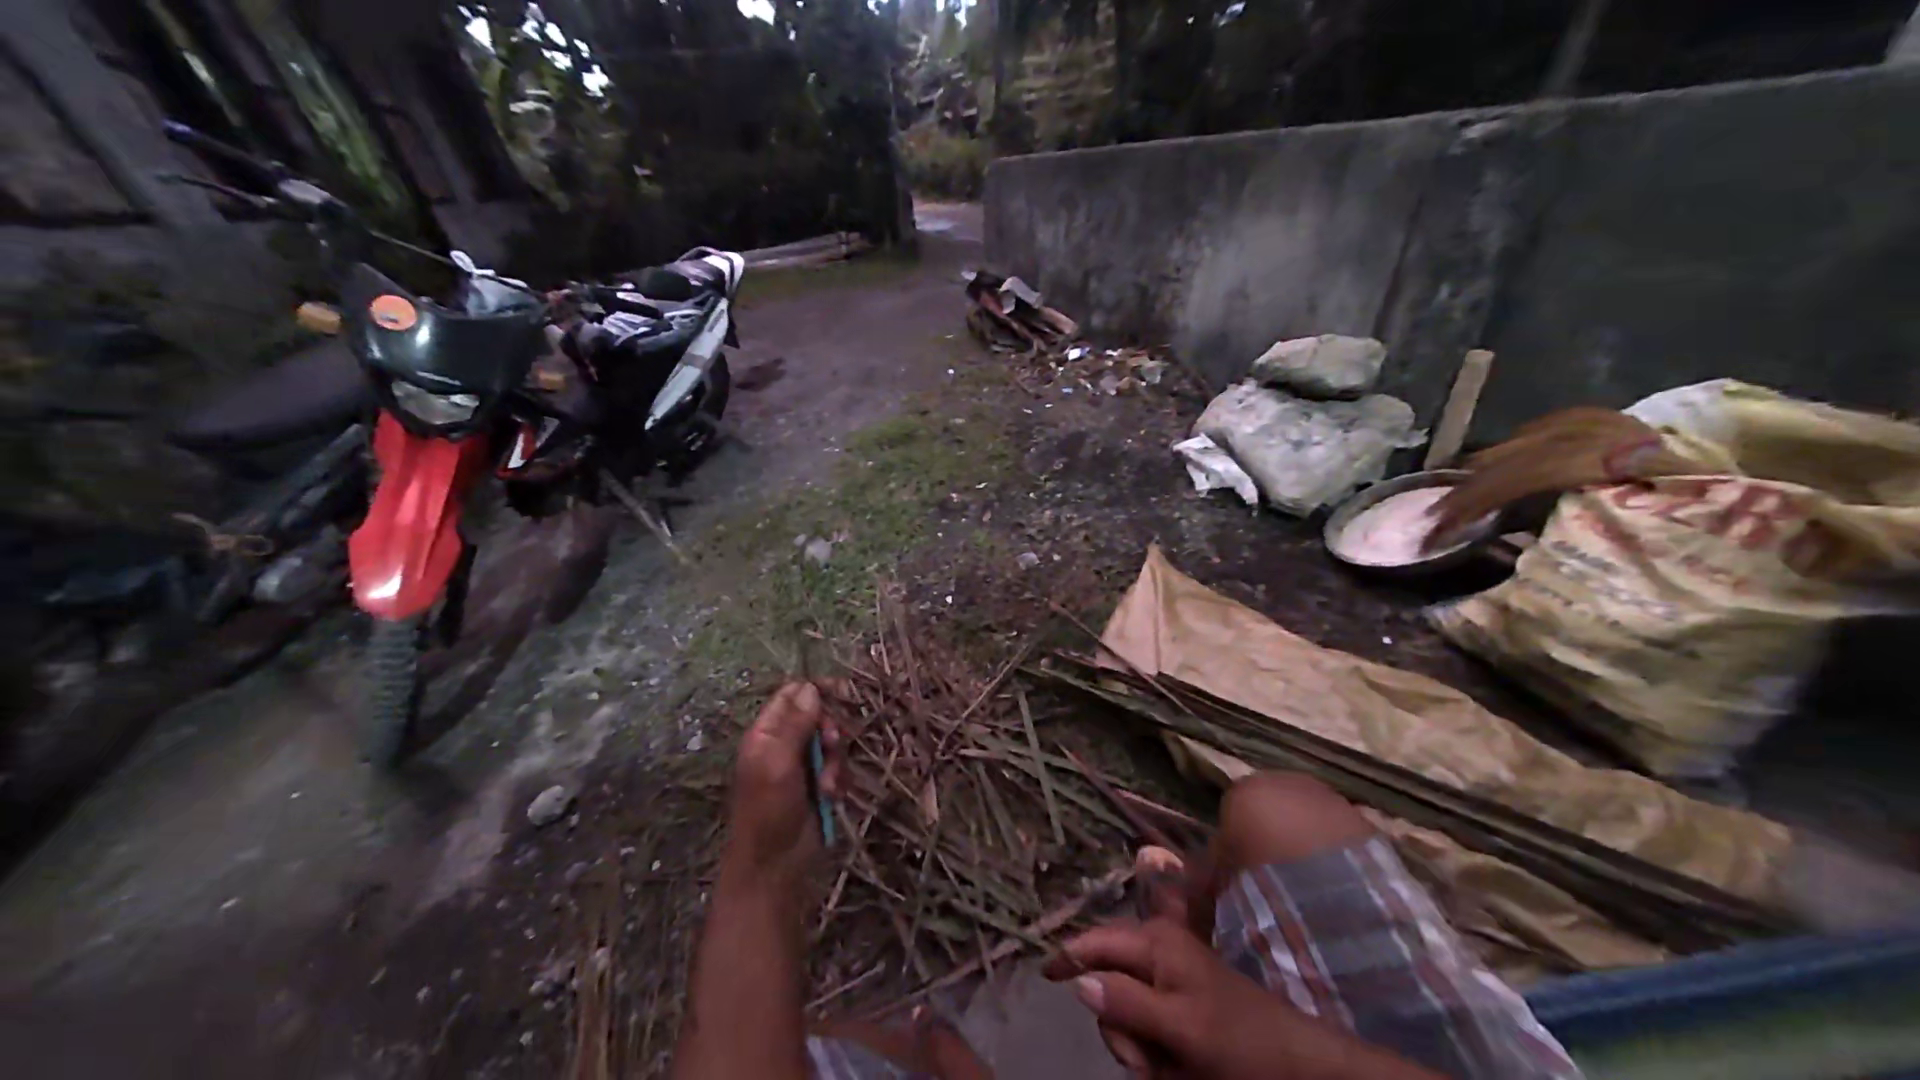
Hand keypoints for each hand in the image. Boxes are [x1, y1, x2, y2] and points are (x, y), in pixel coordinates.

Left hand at [727, 681, 840, 877]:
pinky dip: (838, 780)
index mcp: (765, 734)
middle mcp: (783, 745)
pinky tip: (832, 797)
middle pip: (817, 717)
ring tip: (827, 785)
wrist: (775, 869)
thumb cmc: (769, 812)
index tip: (842, 692)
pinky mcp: (818, 787)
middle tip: (831, 745)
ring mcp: (801, 767)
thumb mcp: (778, 763)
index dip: (815, 691)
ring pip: (831, 744)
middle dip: (829, 731)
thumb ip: (795, 724)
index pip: (791, 695)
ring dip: (835, 761)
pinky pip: (837, 769)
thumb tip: (810, 686)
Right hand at [1047, 917, 1437, 1079]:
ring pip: (1125, 1010)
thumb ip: (1126, 1001)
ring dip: (1136, 1047)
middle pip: (1107, 982)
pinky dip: (1152, 1051)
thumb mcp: (1180, 1027)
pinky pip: (1147, 1025)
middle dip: (1117, 1028)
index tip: (1043, 974)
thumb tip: (1078, 980)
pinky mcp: (1181, 1004)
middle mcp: (1158, 951)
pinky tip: (1174, 1072)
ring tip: (1167, 1073)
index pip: (1095, 941)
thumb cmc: (1240, 1042)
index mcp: (1155, 943)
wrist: (1299, 1067)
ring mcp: (1170, 976)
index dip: (1068, 955)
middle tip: (1143, 1063)